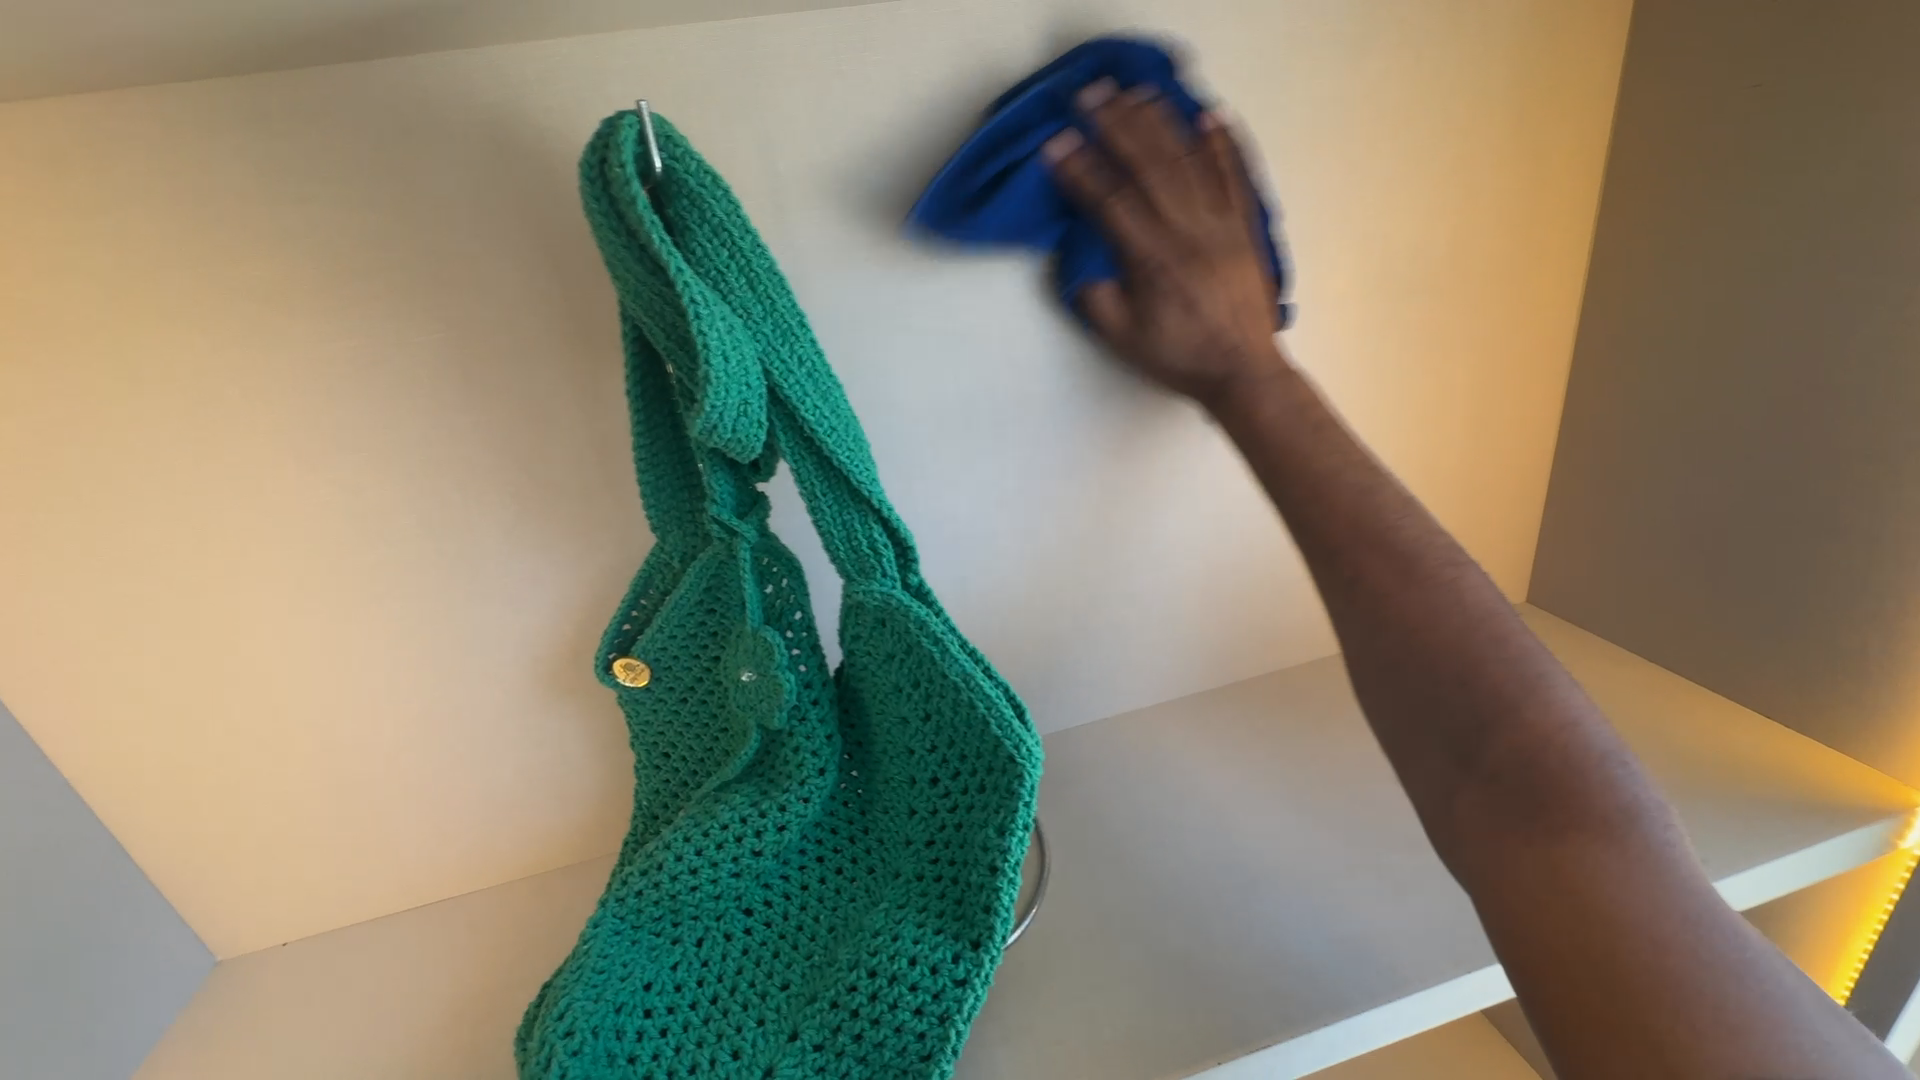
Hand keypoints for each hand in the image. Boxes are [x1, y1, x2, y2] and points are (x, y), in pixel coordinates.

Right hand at [1043, 79, 1287, 407]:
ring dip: (1160, 123)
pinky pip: (1236, 176)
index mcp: (1152, 260)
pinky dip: (1223, 144)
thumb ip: (1095, 296)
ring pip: (1189, 161)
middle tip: (1090, 97)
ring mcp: (1222, 224)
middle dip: (1116, 127)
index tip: (1056, 144)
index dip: (1080, 171)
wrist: (1242, 370)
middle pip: (1149, 166)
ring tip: (1135, 94)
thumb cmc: (1178, 357)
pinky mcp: (1247, 226)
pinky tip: (1208, 117)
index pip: (1110, 202)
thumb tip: (1077, 258)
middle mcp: (1188, 231)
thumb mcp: (1122, 338)